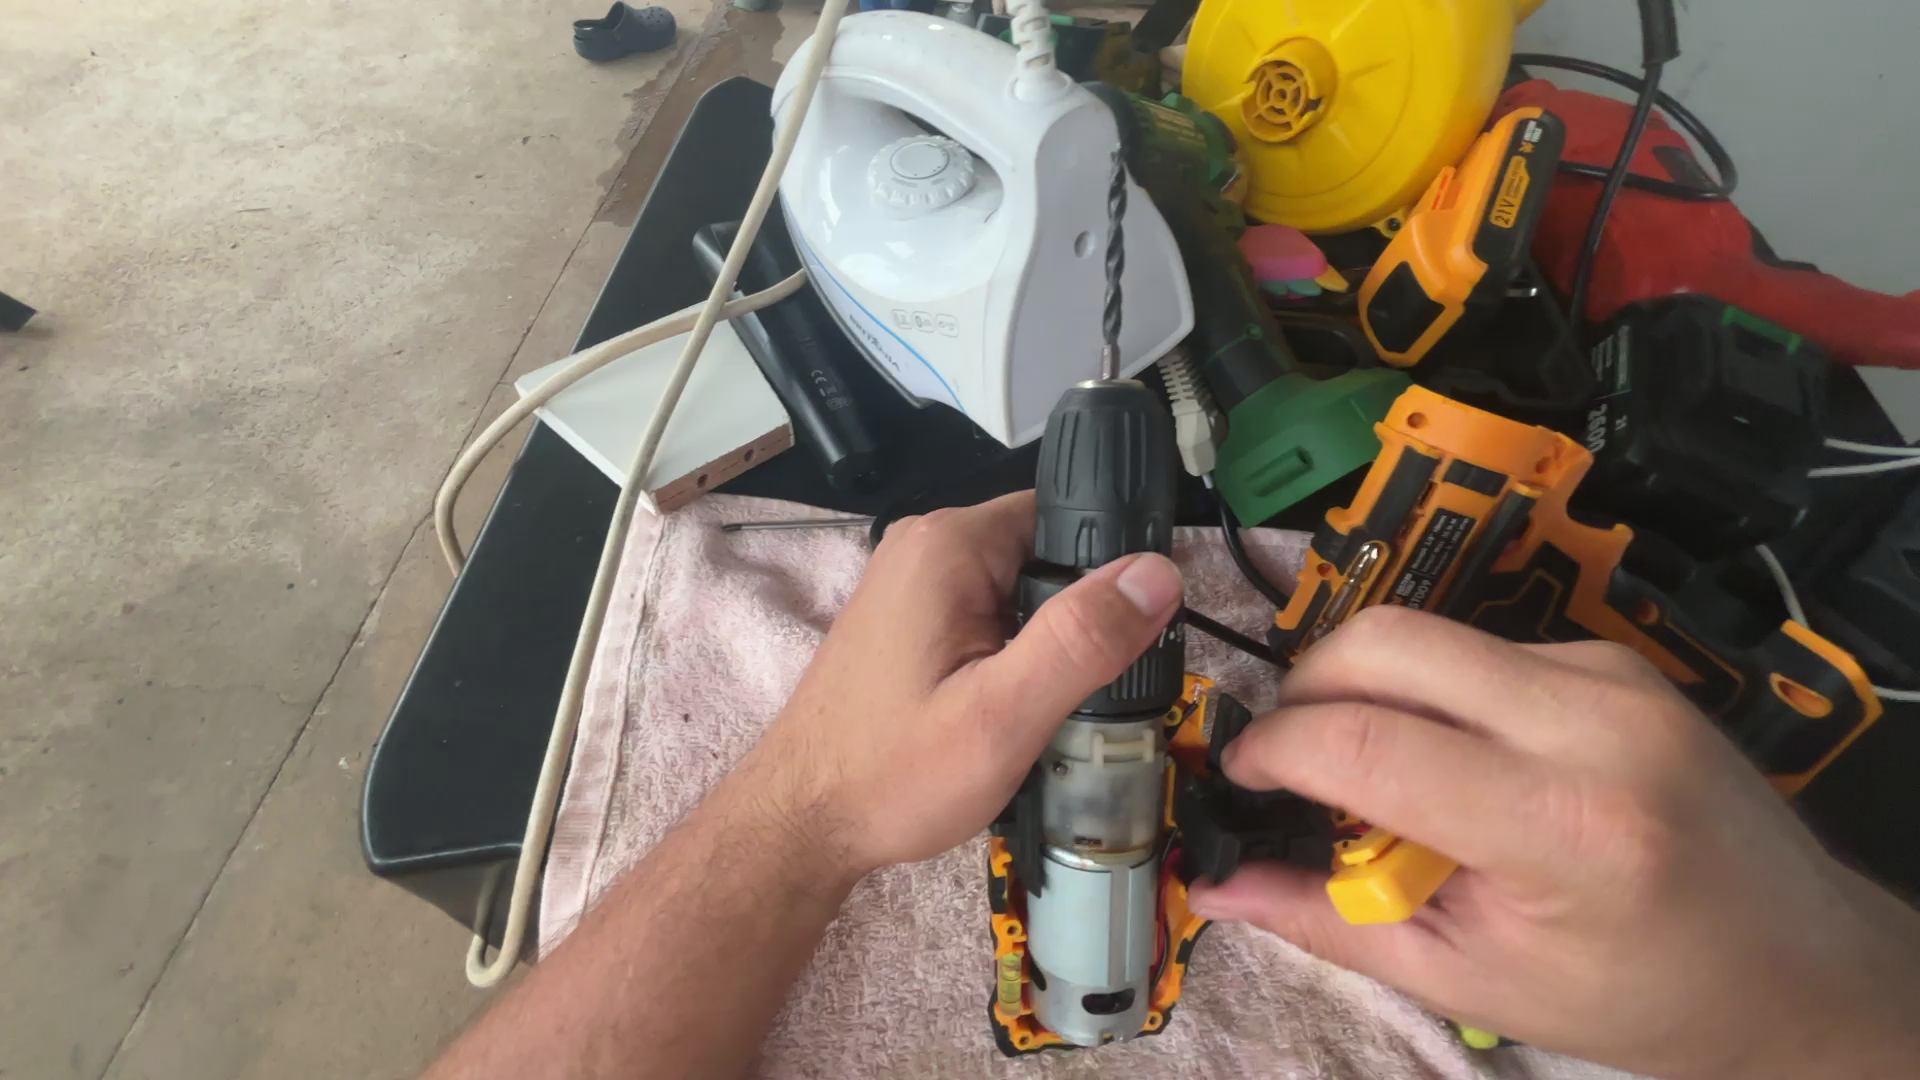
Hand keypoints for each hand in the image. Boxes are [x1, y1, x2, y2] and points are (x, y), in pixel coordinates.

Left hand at [733, 492, 1182, 883]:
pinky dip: (1014, 648)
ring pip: (1017, 587)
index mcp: (949, 544)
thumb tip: (1158, 573)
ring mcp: (912, 583)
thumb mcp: (1000, 714)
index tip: (1140, 627)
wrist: (802, 822)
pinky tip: (1022, 698)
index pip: (1060, 515)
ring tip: (1064, 698)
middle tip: (1102, 680)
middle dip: (1080, 611)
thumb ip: (1080, 640)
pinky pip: (985, 612)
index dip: (1112, 563)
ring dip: (1049, 635)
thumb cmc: (892, 773)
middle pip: (1041, 551)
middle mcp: (926, 546)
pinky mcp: (909, 619)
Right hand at [1187, 606, 1919, 1079]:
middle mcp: (1591, 722)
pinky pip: (1462, 644)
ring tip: (1364, 752)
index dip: (1274, 749)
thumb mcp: (1467, 980)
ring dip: (1353, 681)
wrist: (1817, 970)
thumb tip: (1213, 887)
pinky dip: (1416, 686)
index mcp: (1564, 828)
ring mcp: (1604, 674)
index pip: (1366, 745)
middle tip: (1293, 752)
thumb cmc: (1637, 997)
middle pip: (1381, 644)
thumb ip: (1324, 920)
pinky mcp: (1603, 654)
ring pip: (1413, 631)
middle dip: (1302, 688)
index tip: (1243, 774)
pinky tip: (1444, 745)